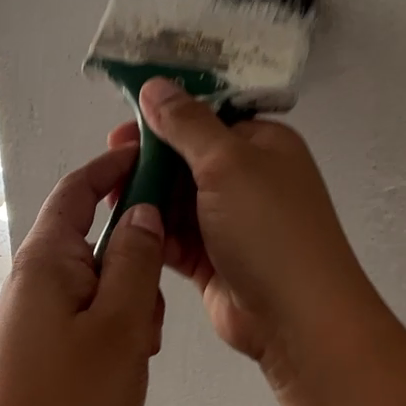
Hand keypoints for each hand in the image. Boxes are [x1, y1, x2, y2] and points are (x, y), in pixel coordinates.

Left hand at [0, 146, 167, 405]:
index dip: (113, 169)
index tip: (153, 160)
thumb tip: (140, 212)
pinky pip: (84, 313)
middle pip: (90, 237)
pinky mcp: (37, 344)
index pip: (77, 190)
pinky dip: (113, 325)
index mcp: (47, 259)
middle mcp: (33, 277)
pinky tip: (125, 363)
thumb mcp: (121, 324)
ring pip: (94, 281)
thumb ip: (135, 260)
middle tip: (157, 300)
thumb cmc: (71, 398)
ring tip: (141, 346)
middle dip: (133, 255)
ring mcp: (32, 313)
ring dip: (128, 299)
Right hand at [109, 78, 382, 378]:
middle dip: (148, 162)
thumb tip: (155, 86)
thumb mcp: (228, 163)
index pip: (207, 118)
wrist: (297, 319)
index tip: (124, 128)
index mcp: (262, 145)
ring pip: (175, 199)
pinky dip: (152, 232)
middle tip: (109, 166)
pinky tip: (123, 229)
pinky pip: (173, 236)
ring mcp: (228, 221)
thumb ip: (187, 124)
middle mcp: (246, 178)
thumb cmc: (269, 229)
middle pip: (185, 159)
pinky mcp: (211, 258)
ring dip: (146, 198)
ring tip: (108, 199)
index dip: (165, 119)